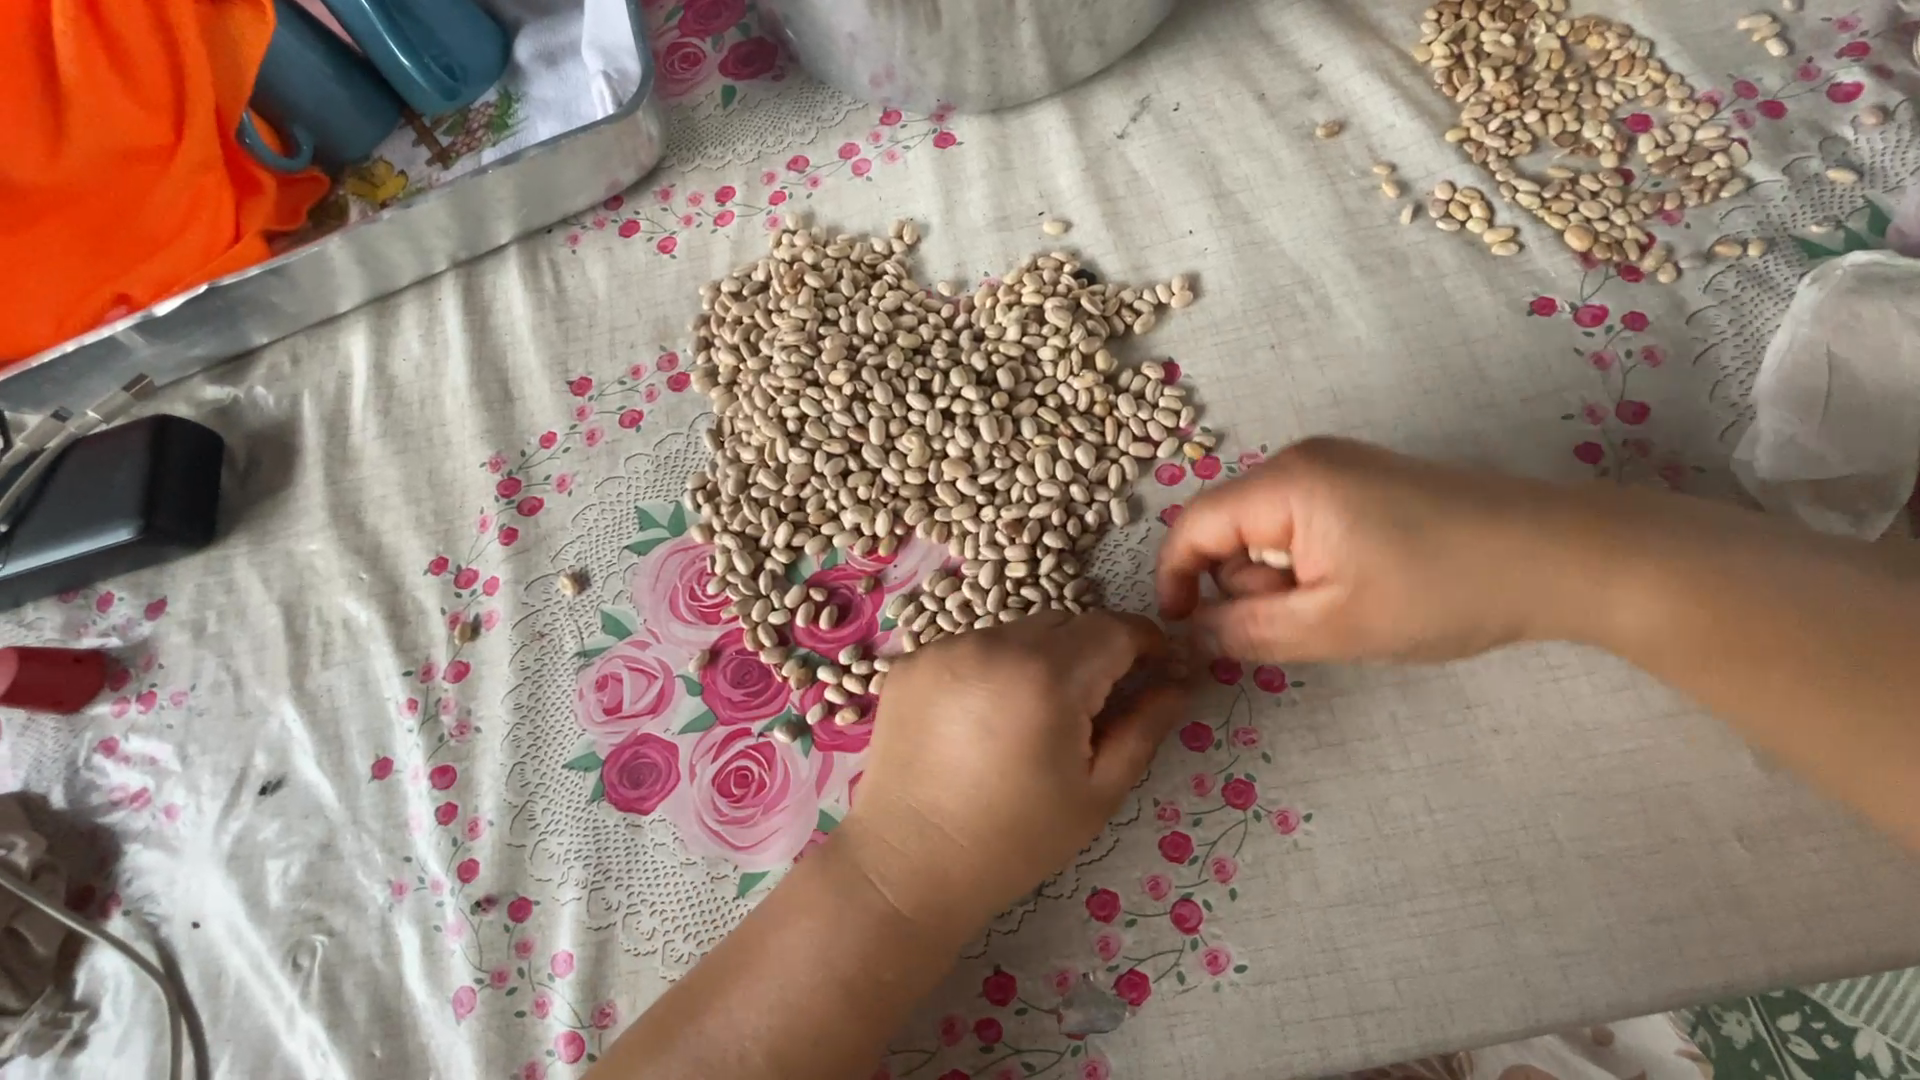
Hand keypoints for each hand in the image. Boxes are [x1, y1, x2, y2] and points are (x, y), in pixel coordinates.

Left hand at [835, 610, 1187, 935]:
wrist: (909, 865)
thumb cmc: (1015, 840)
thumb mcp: (1098, 792)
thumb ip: (1145, 727)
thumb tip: (1180, 683)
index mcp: (1049, 676)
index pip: (1114, 628)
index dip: (1144, 642)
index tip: (1156, 666)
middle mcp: (994, 644)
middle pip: (1065, 623)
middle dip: (1091, 652)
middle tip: (1090, 705)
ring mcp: (945, 647)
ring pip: (1016, 632)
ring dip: (1038, 658)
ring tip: (1029, 716)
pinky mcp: (912, 661)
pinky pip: (971, 647)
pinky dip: (990, 668)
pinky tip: (981, 718)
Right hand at [1156, 437, 1595, 662]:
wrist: (1567, 558)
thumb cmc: (1442, 591)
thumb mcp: (1332, 626)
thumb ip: (1247, 632)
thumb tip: (1193, 635)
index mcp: (1286, 483)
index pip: (1193, 525)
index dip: (1175, 578)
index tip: (1183, 629)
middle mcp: (1301, 462)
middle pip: (1229, 529)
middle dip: (1245, 585)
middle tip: (1300, 623)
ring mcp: (1335, 468)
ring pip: (1266, 533)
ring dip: (1281, 581)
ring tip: (1341, 609)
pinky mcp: (1362, 483)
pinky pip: (1302, 527)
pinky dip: (1309, 566)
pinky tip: (1357, 588)